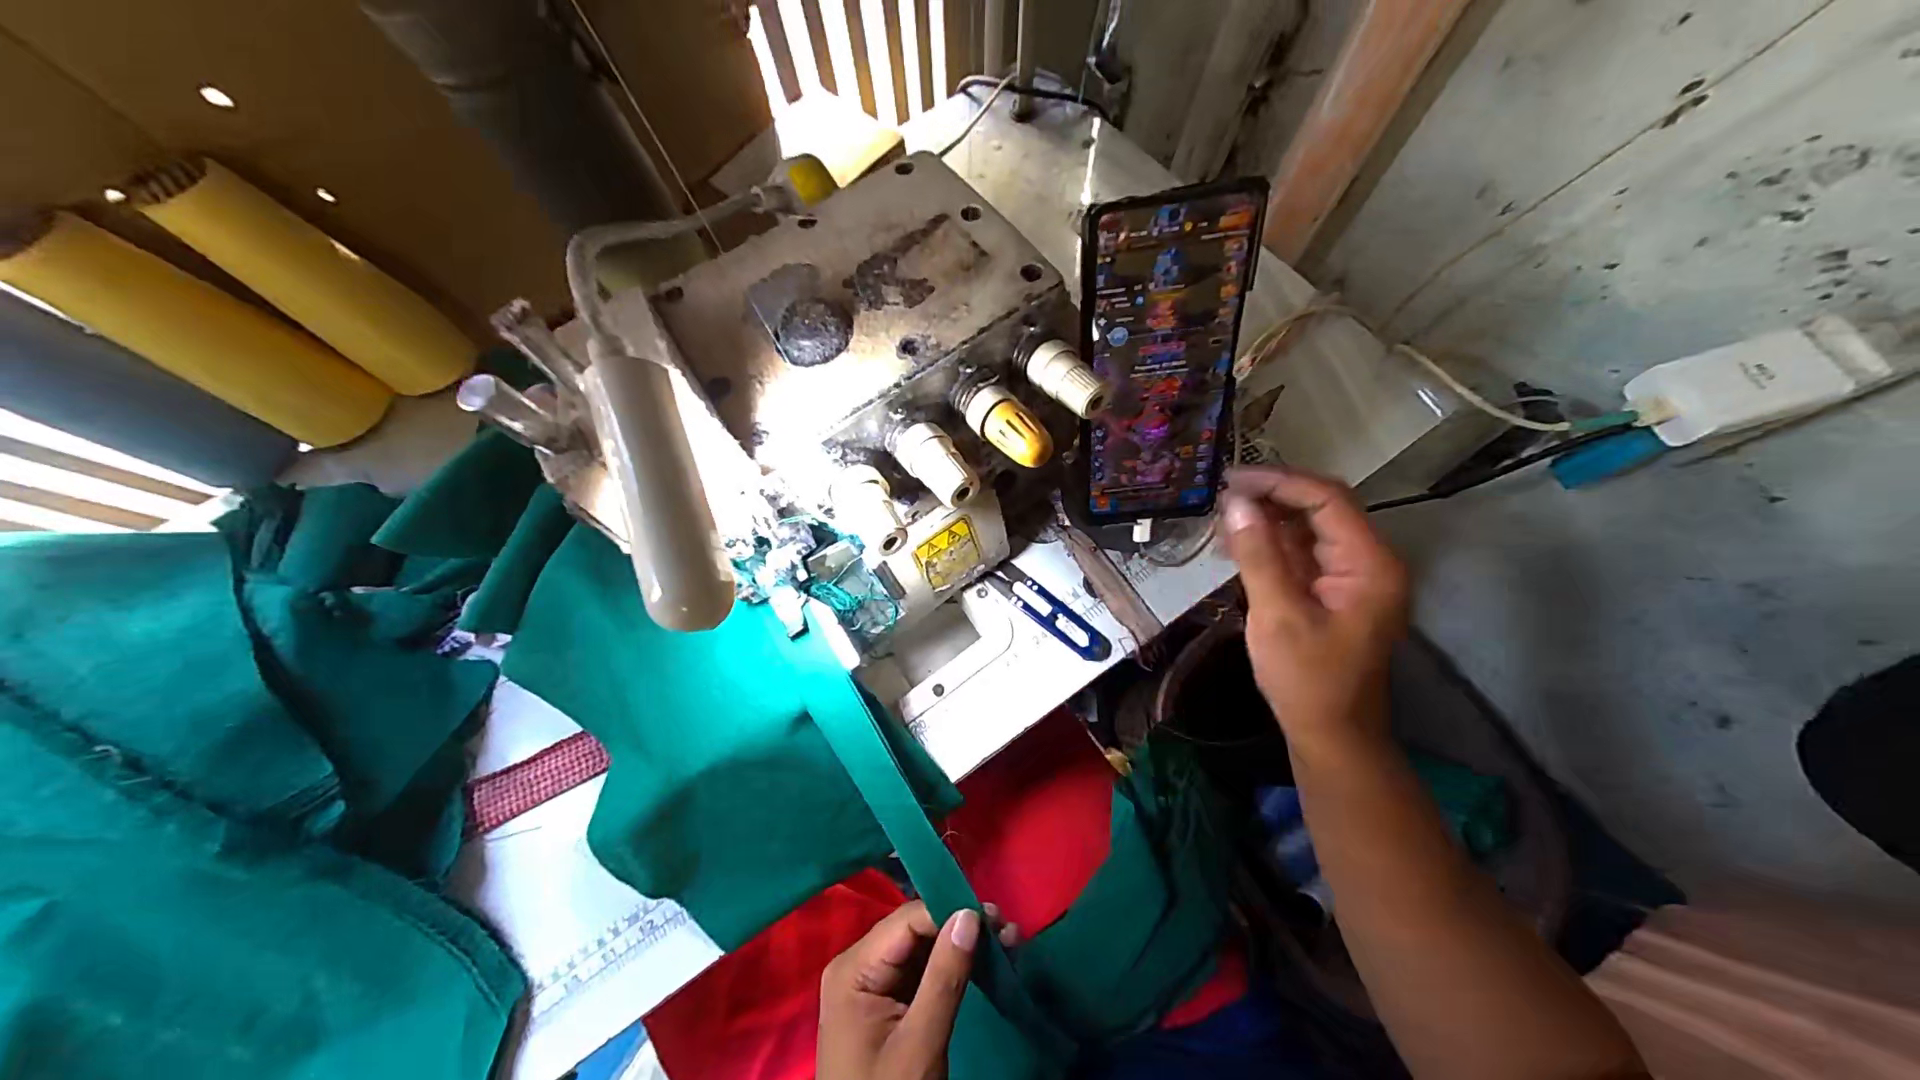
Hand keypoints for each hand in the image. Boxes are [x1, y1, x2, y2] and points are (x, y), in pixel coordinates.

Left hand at [818, 902, 1016, 1079]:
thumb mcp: (919, 1043)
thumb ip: (944, 977)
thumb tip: (970, 914)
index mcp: (854, 967)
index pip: (907, 920)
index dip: (951, 911)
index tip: (996, 917)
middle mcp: (859, 964)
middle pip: (916, 930)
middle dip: (961, 926)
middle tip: (1008, 930)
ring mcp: (873, 983)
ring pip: (923, 948)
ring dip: (963, 945)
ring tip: (1006, 941)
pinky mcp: (888, 1002)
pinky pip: (923, 971)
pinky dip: (954, 966)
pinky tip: (984, 962)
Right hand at [1220, 466, 1408, 750]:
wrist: (1330, 734)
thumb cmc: (1307, 680)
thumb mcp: (1277, 616)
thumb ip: (1258, 555)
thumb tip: (1234, 503)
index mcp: (1369, 564)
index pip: (1328, 500)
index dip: (1280, 482)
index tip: (1232, 480)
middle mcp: (1368, 561)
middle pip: (1321, 508)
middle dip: (1271, 496)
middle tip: (1221, 494)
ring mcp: (1351, 577)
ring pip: (1308, 529)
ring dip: (1267, 518)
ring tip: (1221, 515)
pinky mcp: (1332, 591)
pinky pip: (1302, 553)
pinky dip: (1270, 543)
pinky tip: (1237, 542)